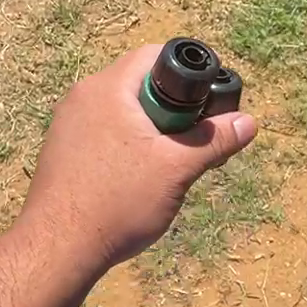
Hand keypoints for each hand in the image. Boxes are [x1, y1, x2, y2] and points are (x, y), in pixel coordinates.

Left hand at [22, 45, 257, 269]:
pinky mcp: (63, 151)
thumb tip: (249, 121)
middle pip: (142, 84)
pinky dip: (130, 145)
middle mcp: (82, 97)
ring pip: (125, 111)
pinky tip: (140, 180)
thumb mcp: (177, 168)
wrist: (57, 250)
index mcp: (108, 89)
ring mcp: (68, 125)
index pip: (155, 56)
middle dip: (174, 109)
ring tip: (170, 164)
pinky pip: (107, 132)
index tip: (208, 103)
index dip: (189, 75)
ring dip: (153, 130)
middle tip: (194, 140)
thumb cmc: (117, 202)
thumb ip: (215, 140)